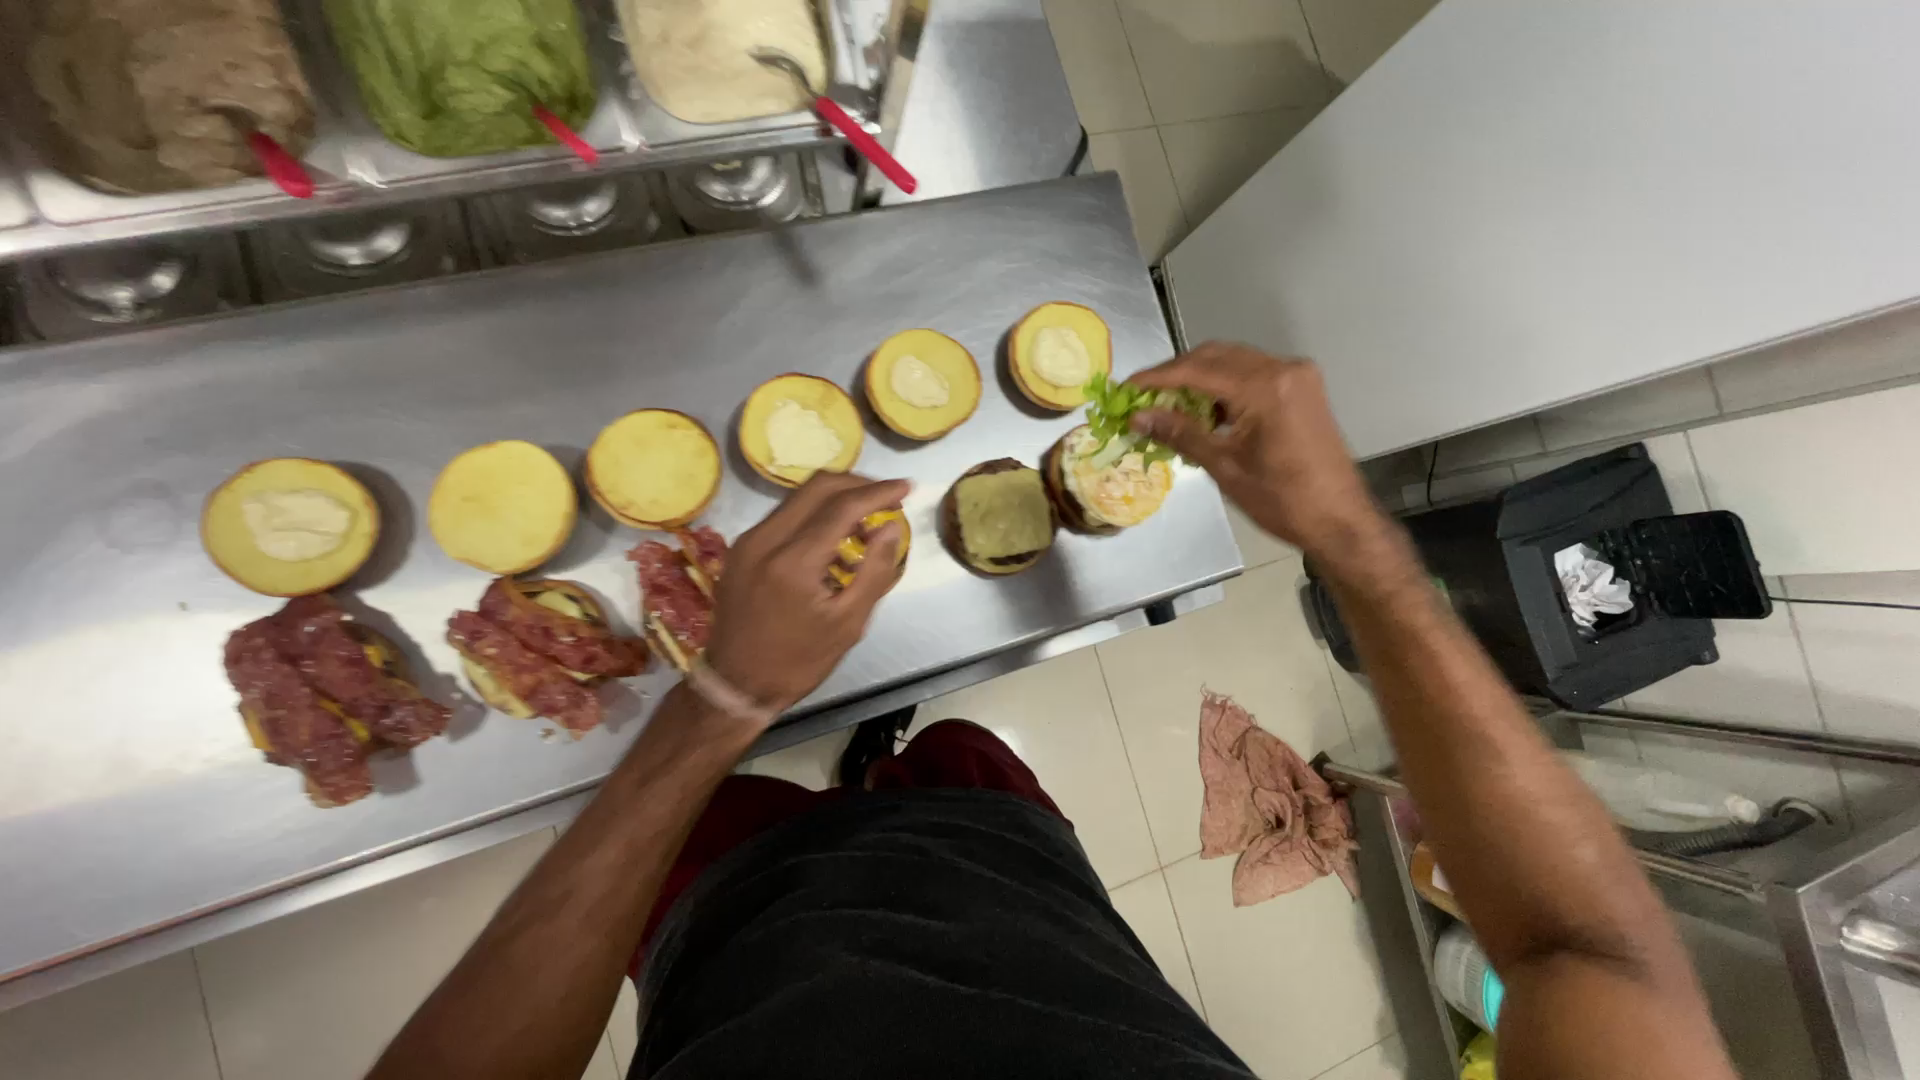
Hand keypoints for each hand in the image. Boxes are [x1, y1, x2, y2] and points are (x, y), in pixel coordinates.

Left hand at [703, 472, 908, 714]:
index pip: (842, 506)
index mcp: (793, 561)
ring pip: (798, 497)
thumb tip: (892, 528)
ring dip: (836, 500)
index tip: (907, 487)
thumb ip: (875, 571)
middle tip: (888, 498)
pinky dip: (814, 516)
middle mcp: (765, 539)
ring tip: (866, 524)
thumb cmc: (798, 661)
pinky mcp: (741, 549)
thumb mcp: (848, 624)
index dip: (879, 492)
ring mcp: (748, 541)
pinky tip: (834, 541)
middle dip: (858, 485)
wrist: (735, 685)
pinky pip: (784, 516)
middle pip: (817, 487)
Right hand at [1129, 342, 1386, 559]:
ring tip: (1166, 405)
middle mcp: (1283, 369)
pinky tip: (1202, 411)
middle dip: (1175, 374)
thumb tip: (1138, 417)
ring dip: (1198, 379)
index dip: (1156, 378)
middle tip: (1142, 398)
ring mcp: (1297, 376)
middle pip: (1215, 356)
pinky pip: (1252, 375)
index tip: (1124, 389)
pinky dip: (1223, 388)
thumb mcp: (1224, 467)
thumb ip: (1181, 433)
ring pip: (1233, 362)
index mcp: (1266, 387)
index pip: (1198, 370)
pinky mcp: (1301, 388)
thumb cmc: (1282, 500)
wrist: (1339, 519)